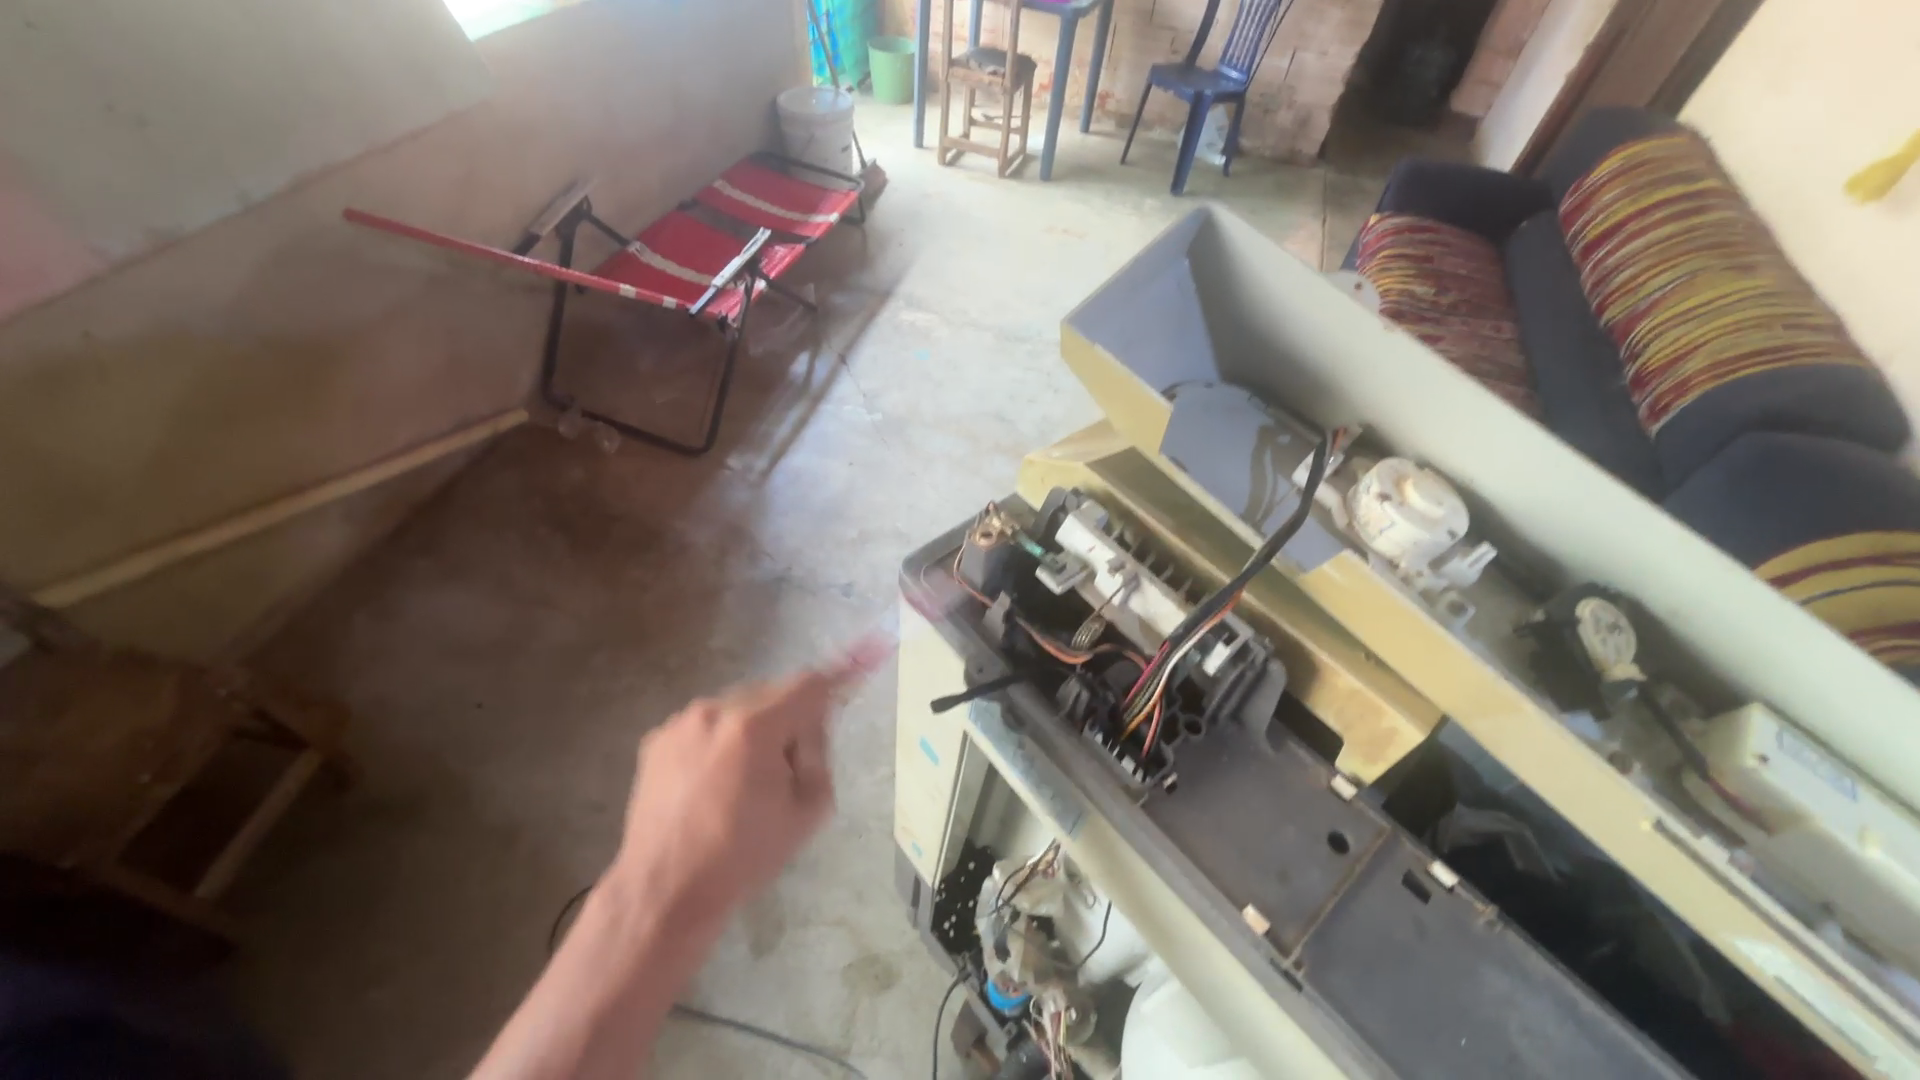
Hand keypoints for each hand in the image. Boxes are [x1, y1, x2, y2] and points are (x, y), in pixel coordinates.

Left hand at [605, 640, 887, 920]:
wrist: (664, 890)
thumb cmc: (744, 855)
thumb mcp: (808, 810)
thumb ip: (819, 755)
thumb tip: (812, 727)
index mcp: (755, 726)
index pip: (809, 685)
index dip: (838, 679)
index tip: (859, 668)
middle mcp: (715, 710)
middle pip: (772, 694)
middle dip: (788, 719)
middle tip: (788, 767)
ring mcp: (680, 723)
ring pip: (736, 709)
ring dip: (751, 729)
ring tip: (743, 782)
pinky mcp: (656, 739)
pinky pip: (705, 726)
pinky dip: (718, 743)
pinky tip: (711, 785)